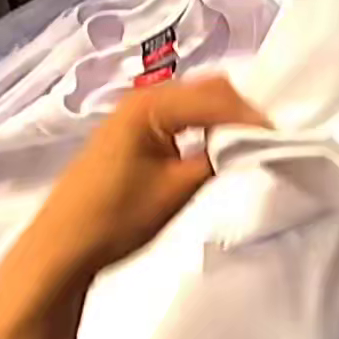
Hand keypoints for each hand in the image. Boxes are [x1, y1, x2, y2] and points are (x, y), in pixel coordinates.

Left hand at [18, 76, 269, 278]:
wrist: (60, 250)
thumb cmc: (115, 219)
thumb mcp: (176, 190)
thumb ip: (216, 159)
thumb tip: (248, 144)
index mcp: (151, 104)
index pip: (215, 98)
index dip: (249, 117)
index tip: (278, 137)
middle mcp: (144, 95)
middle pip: (206, 88)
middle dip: (239, 109)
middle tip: (265, 137)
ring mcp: (136, 108)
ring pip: (195, 97)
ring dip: (223, 114)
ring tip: (247, 140)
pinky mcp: (135, 126)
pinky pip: (181, 110)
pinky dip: (204, 120)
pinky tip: (216, 140)